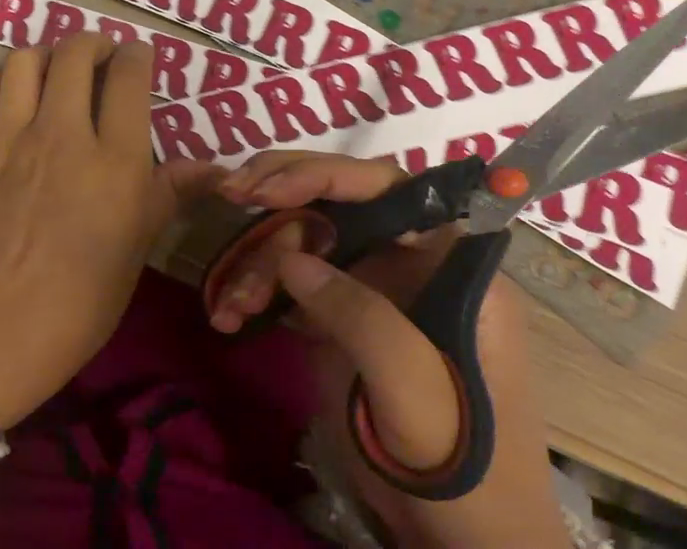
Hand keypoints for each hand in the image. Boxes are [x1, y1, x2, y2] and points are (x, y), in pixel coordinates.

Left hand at [0, 34, 212, 430]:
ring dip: (43, 56)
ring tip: (55, 72)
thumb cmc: (86, 295)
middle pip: (75, 55)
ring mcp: (12, 139)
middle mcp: (63, 135)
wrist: (6, 321)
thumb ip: (169, 192)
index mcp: (115, 159)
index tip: (139, 58)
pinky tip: (10, 101)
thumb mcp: (139, 243)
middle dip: (93, 43)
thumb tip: (211, 167)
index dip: (138, 58)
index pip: (129, 78)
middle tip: (100, 56)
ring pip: (23, 62)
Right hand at [209, 152, 569, 548]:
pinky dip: (254, 292)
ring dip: (257, 260)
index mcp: (451, 267)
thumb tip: (293, 258)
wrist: (459, 532)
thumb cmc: (458, 455)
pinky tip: (232, 317)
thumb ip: (360, 313)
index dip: (325, 173)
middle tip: (227, 196)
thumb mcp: (413, 384)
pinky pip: (289, 282)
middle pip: (337, 202)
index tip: (266, 188)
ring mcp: (373, 292)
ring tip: (231, 303)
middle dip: (279, 198)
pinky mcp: (340, 320)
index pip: (389, 188)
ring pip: (303, 240)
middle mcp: (411, 265)